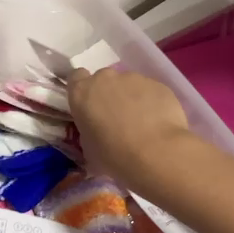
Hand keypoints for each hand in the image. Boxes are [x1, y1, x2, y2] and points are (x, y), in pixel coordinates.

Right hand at [66, 68, 198, 188]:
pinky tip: (157, 123)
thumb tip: (97, 131)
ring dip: (131, 99)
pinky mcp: (158, 84)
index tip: (89, 105)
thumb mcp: (89, 149)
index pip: (75, 77)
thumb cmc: (114, 155)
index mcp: (81, 93)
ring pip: (129, 85)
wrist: (156, 153)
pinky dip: (151, 103)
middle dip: (109, 94)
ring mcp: (133, 78)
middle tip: (116, 118)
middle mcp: (105, 78)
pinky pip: (150, 91)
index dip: (83, 90)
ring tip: (142, 124)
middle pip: (104, 80)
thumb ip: (89, 131)